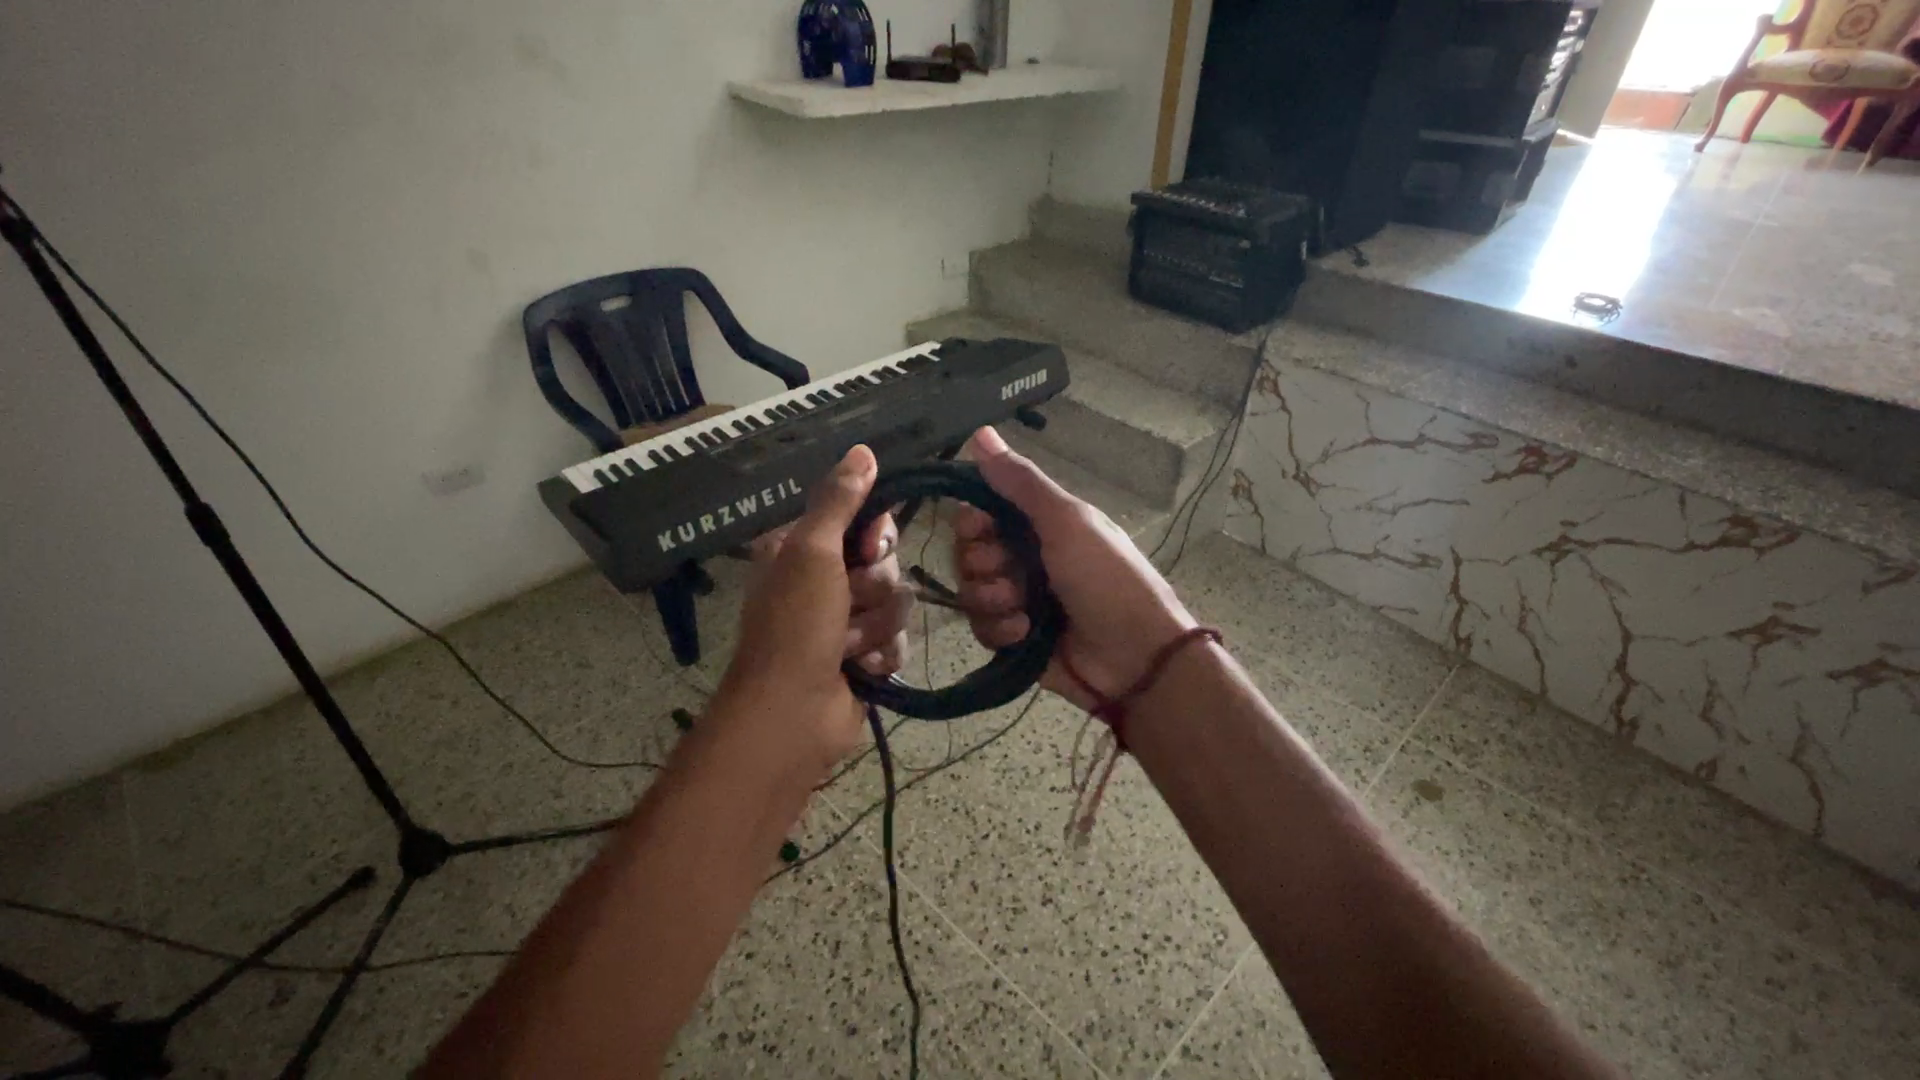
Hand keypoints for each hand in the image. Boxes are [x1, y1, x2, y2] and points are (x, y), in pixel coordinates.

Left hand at [715, 445, 911, 770]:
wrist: (792, 714)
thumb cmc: (796, 627)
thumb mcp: (812, 552)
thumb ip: (839, 500)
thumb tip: (863, 449)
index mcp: (803, 548)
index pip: (865, 519)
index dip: (878, 535)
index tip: (871, 550)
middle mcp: (824, 580)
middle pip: (886, 561)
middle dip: (874, 588)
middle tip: (848, 607)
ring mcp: (844, 621)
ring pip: (896, 603)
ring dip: (876, 626)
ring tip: (848, 647)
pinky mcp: (864, 656)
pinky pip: (897, 640)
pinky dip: (880, 655)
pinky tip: (861, 669)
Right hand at [951, 427, 1196, 711]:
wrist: (1136, 657)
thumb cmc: (1106, 579)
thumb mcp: (1067, 521)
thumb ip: (1021, 482)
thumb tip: (979, 431)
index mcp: (1040, 524)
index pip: (980, 512)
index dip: (971, 521)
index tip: (979, 529)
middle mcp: (1024, 558)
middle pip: (968, 553)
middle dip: (982, 565)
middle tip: (1008, 573)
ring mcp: (1018, 600)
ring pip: (970, 592)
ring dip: (991, 599)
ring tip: (1023, 610)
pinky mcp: (1014, 639)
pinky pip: (981, 628)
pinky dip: (999, 630)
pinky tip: (1025, 634)